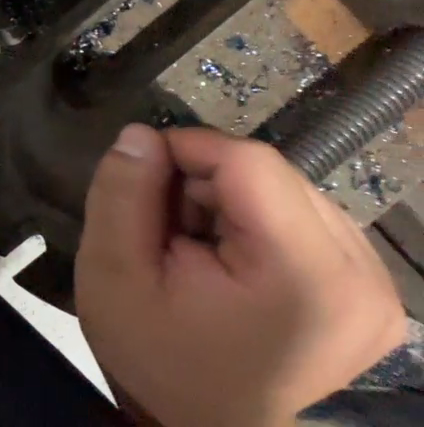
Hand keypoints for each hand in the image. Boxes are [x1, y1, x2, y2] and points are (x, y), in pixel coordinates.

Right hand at [75, 124, 405, 426]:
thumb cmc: (159, 354)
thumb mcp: (112, 270)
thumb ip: (122, 194)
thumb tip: (141, 136)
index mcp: (306, 274)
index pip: (250, 161)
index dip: (183, 151)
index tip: (137, 181)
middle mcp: (363, 277)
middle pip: (272, 175)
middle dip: (203, 183)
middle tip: (163, 229)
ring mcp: (377, 289)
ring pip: (287, 193)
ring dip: (227, 203)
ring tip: (193, 250)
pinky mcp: (370, 296)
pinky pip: (304, 222)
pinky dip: (254, 226)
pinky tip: (226, 264)